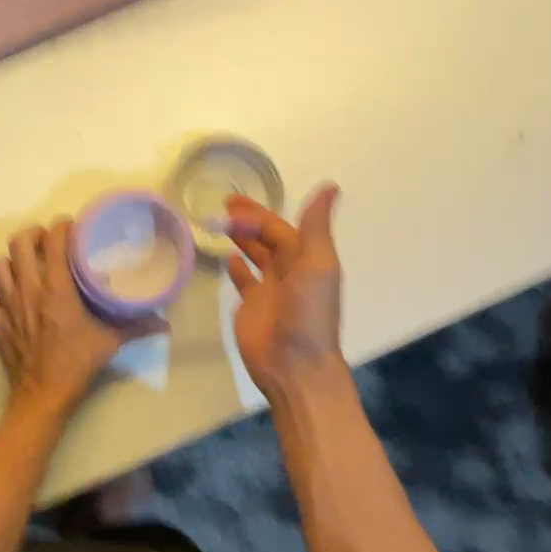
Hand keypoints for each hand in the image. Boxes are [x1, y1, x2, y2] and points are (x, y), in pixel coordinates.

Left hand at [0, 219, 167, 417]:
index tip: (71, 228)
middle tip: (43, 241)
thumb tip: (164, 322)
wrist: (44, 395)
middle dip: (31, 235)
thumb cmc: (77, 365)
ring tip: (22, 265)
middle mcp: (28, 290)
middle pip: (19, 243)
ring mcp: (7, 305)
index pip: (55, 241)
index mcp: (58, 290)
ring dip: (9, 261)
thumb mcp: (110, 342)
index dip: (62, 227)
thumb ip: (136, 327)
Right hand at [225, 184, 346, 394]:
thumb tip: (330, 186)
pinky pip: (245, 282)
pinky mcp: (252, 309)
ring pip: (256, 256)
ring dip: (242, 240)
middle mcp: (289, 270)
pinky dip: (238, 269)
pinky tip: (228, 258)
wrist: (295, 365)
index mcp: (307, 258)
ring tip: (220, 224)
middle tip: (223, 205)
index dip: (258, 215)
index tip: (232, 203)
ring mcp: (269, 290)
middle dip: (248, 222)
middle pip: (267, 238)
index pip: (279, 228)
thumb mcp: (317, 265)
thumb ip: (316, 228)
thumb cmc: (308, 314)